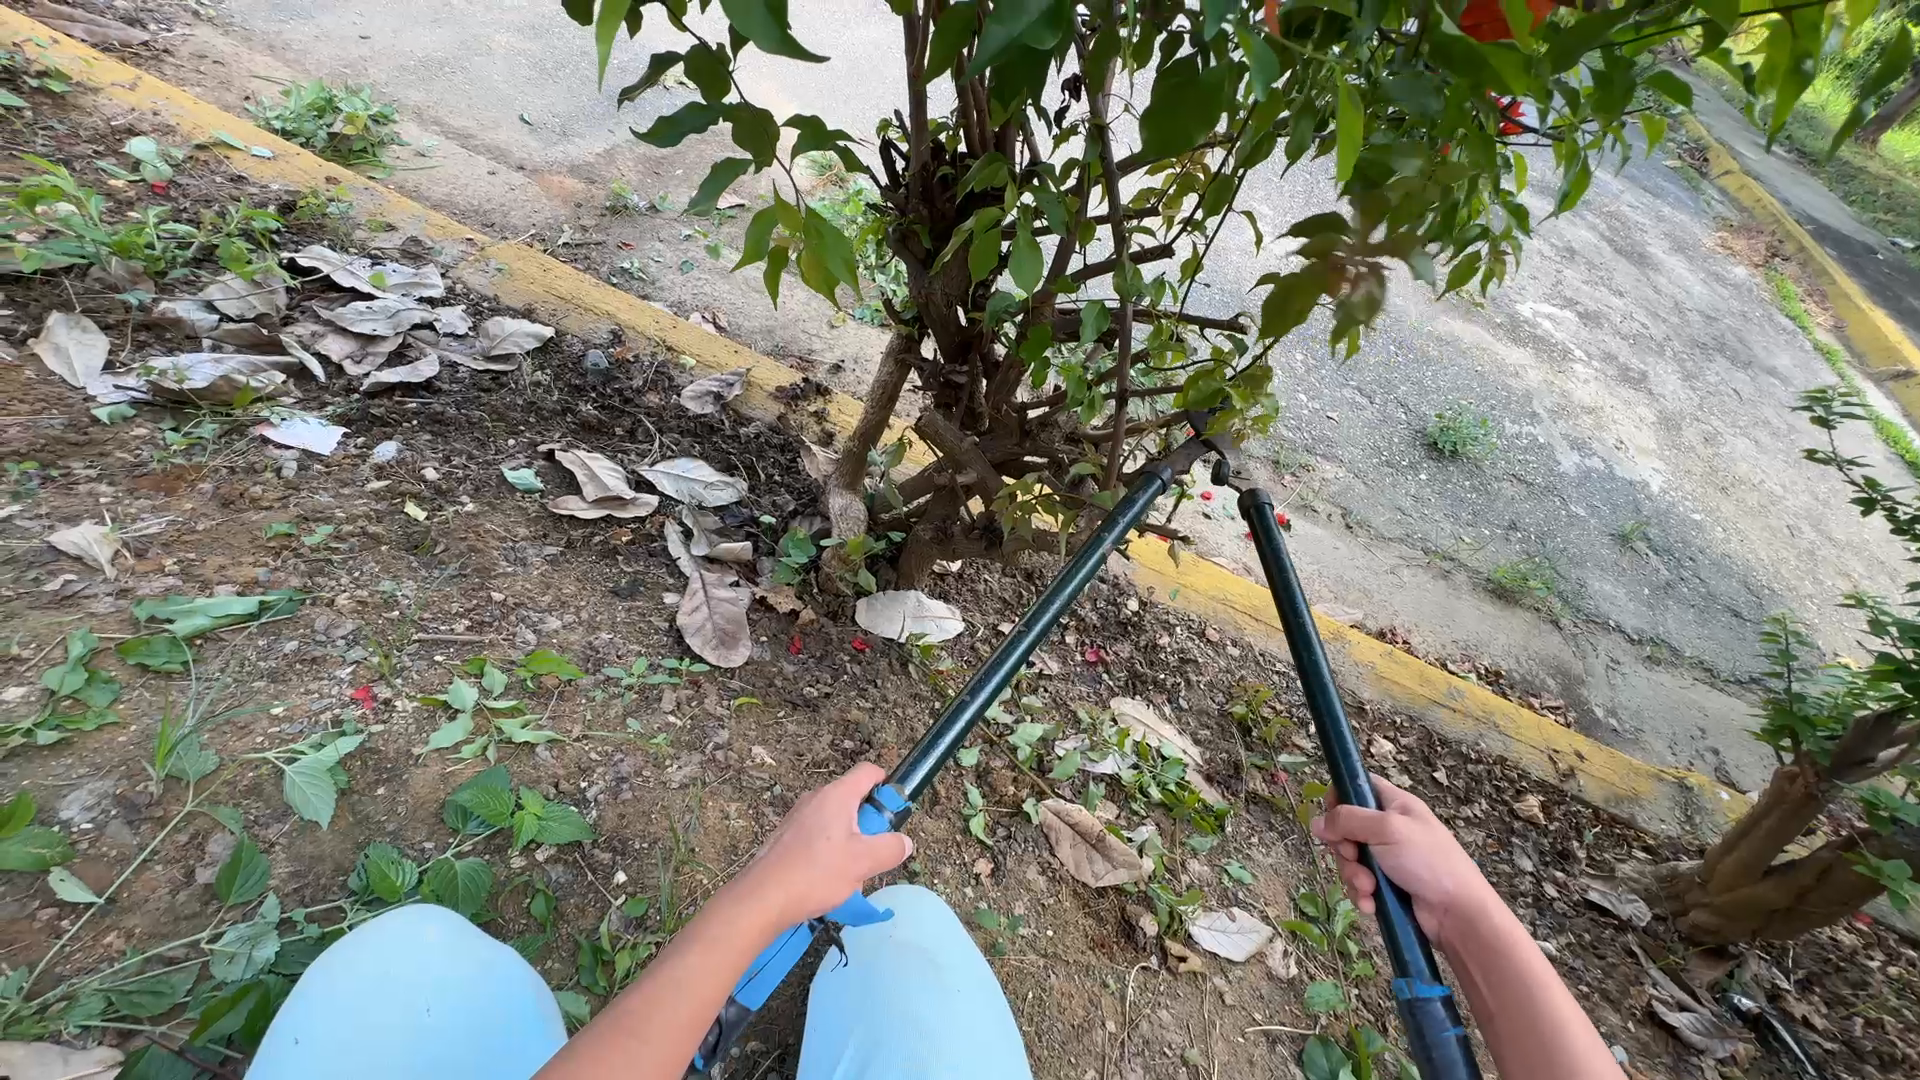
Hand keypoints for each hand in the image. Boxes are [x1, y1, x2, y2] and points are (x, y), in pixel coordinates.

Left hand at [730, 762, 913, 929]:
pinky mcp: (786, 835)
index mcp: (838, 795)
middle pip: (853, 799)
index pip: (868, 772)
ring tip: (847, 874)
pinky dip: (827, 850)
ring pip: (835, 820)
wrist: (763, 898)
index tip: (892, 810)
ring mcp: (798, 815)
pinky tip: (824, 880)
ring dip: (848, 842)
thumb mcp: (864, 862)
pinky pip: (817, 834)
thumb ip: (890, 848)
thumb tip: (904, 842)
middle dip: (867, 825)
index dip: (886, 784)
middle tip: (871, 853)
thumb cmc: (816, 873)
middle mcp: (816, 797)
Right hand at [1309, 773, 1494, 949]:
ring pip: (1349, 858)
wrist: (1460, 916)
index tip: (1334, 817)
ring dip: (1353, 875)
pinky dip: (1361, 893)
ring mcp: (1388, 857)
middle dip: (1343, 847)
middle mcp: (1389, 828)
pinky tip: (1370, 903)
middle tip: (1353, 856)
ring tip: (1368, 888)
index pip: (1358, 786)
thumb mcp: (1387, 829)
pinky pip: (1359, 882)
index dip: (1340, 797)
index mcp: (1394, 804)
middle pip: (1345, 826)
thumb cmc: (1428, 862)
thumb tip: (1316, 822)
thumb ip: (1347, 819)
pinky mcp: (1387, 884)